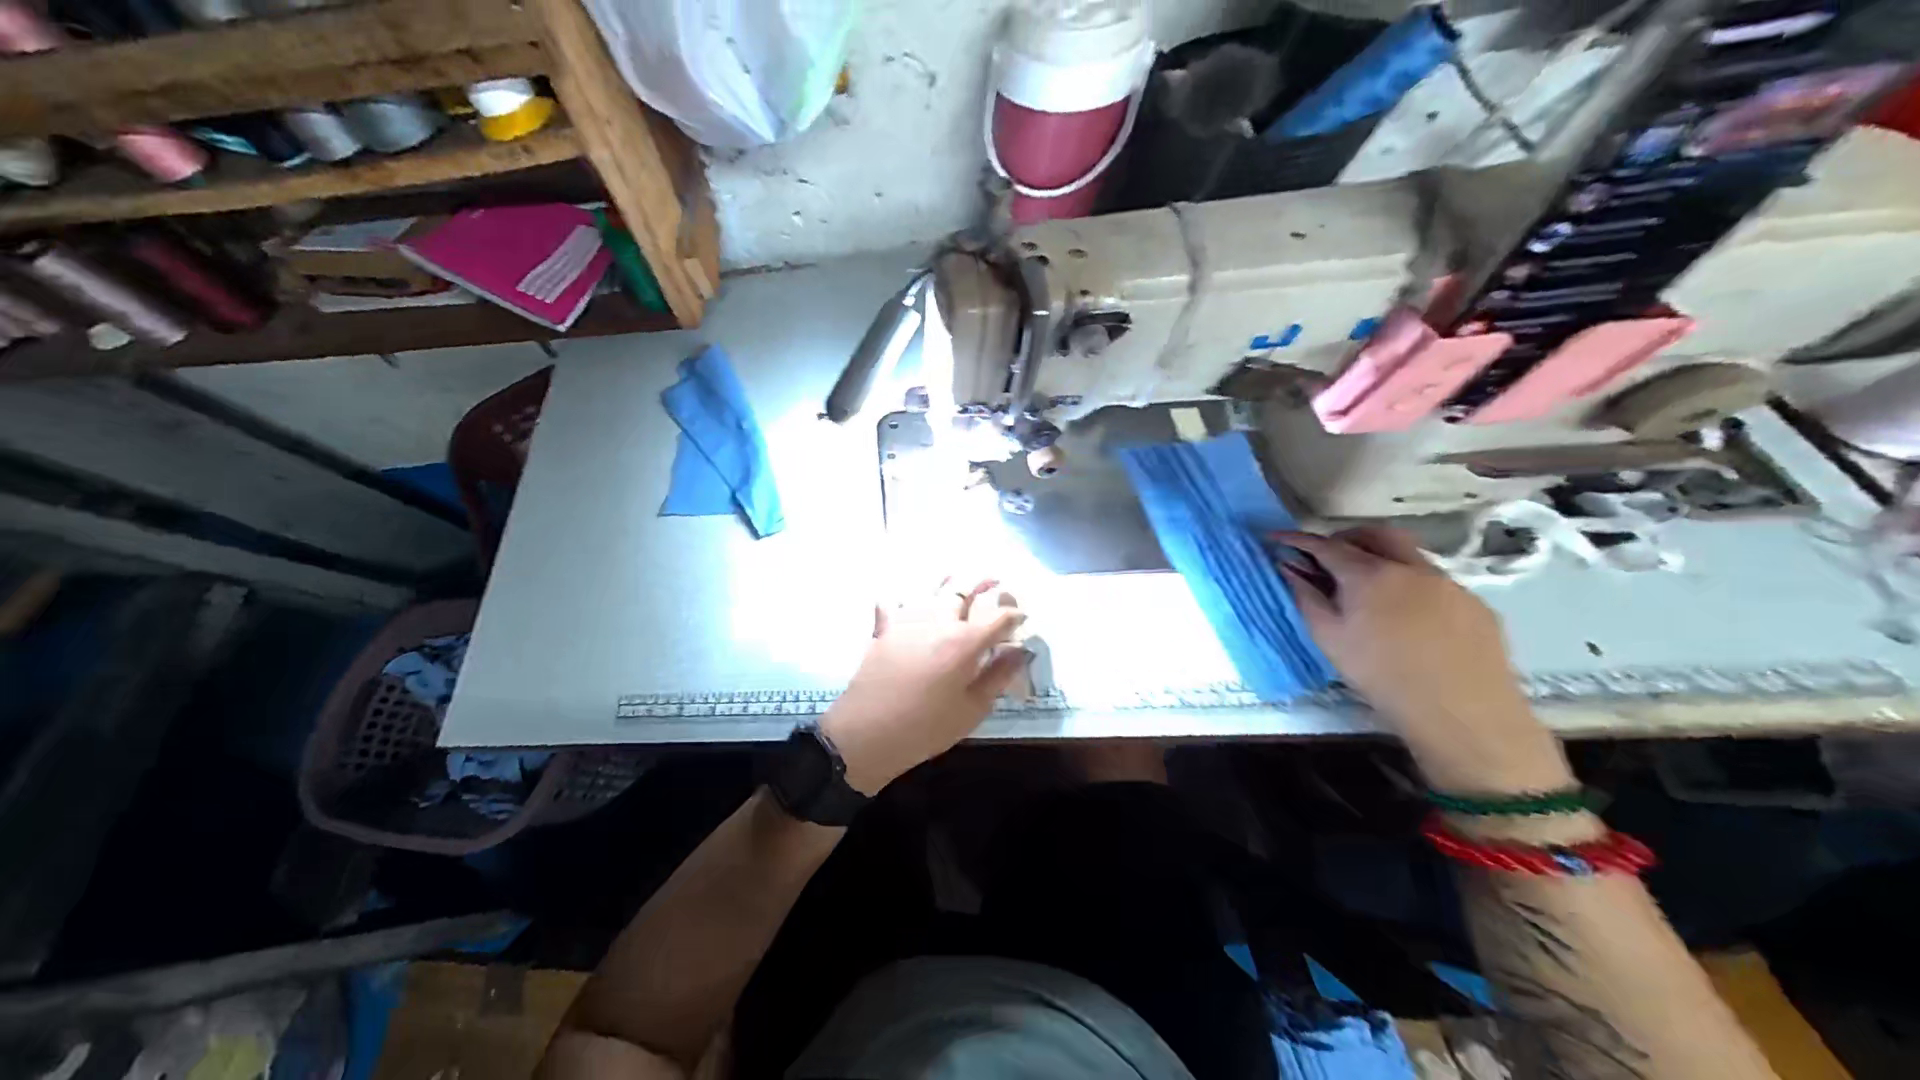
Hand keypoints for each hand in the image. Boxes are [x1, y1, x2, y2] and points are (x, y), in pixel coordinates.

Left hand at [819, 578, 1027, 794]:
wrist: (868, 733)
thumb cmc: (926, 728)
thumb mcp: (972, 709)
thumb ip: (998, 676)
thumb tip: (1019, 653)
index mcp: (965, 642)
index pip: (999, 616)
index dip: (1015, 615)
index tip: (1022, 619)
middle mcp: (938, 621)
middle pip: (964, 587)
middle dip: (983, 581)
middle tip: (995, 581)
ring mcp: (908, 620)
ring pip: (931, 586)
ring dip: (949, 580)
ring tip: (959, 579)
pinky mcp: (885, 628)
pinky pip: (895, 599)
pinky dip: (905, 594)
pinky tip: (910, 597)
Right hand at [1276, 527, 1572, 794]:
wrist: (1462, 713)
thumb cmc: (1382, 676)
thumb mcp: (1329, 640)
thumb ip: (1306, 597)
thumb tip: (1289, 568)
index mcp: (1370, 575)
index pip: (1326, 545)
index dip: (1297, 539)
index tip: (1277, 538)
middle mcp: (1411, 567)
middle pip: (1374, 533)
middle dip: (1345, 537)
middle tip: (1327, 556)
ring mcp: (1448, 583)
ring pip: (1409, 555)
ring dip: (1382, 559)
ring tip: (1368, 588)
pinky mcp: (1474, 603)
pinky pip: (1435, 581)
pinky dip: (1410, 585)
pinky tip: (1408, 617)